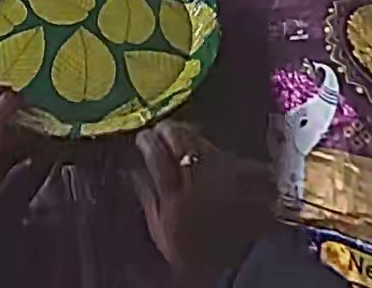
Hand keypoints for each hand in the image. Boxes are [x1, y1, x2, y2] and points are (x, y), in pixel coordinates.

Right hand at [130, 122, 275, 280]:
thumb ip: (149, 203)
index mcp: (174, 200)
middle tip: (152, 131)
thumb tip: (135, 175)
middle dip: (160, 134)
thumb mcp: (165, 235)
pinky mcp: (224, 162)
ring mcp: (210, 169)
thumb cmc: (196, 243)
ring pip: (189, 140)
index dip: (147, 144)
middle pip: (174, 145)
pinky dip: (191, 134)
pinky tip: (186, 134)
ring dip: (176, 130)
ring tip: (166, 129)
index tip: (141, 137)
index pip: (157, 160)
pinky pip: (202, 141)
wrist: (235, 241)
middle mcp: (192, 181)